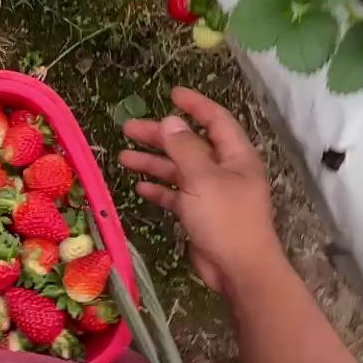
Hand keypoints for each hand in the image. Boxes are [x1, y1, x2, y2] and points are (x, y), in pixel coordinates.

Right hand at [119, 87, 283, 295]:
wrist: (239, 268)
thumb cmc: (226, 220)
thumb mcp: (203, 179)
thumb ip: (185, 148)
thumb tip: (170, 121)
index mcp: (235, 156)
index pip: (215, 120)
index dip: (194, 105)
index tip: (171, 93)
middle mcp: (224, 170)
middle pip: (189, 144)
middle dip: (160, 136)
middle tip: (129, 128)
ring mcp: (212, 193)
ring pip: (179, 170)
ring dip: (153, 162)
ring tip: (123, 156)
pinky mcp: (200, 214)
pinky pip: (176, 195)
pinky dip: (159, 189)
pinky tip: (139, 187)